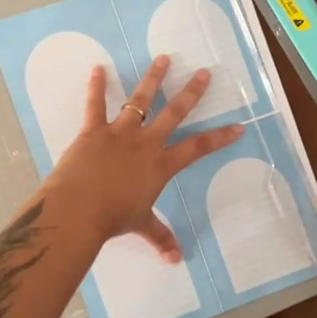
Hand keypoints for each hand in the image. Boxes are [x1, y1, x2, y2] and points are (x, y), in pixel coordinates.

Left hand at [45, 55, 242, 259]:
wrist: (78, 210)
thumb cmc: (112, 219)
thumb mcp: (141, 225)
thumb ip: (160, 237)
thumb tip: (175, 260)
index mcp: (160, 165)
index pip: (197, 148)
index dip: (219, 137)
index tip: (238, 125)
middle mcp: (145, 143)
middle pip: (174, 113)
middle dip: (191, 92)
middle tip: (204, 72)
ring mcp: (119, 133)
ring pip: (140, 100)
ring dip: (152, 79)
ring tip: (162, 58)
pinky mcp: (93, 131)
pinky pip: (95, 105)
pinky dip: (96, 86)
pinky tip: (98, 68)